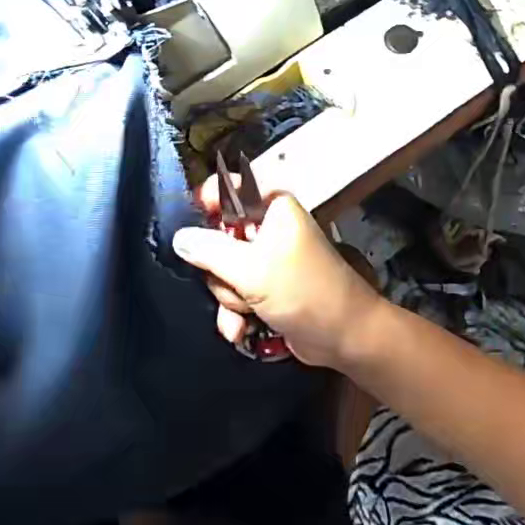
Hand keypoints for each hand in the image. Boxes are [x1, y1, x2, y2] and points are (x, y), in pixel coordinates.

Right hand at [172, 177, 385, 368]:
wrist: (344, 336)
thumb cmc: (303, 291)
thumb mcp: (252, 270)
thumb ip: (211, 251)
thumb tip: (180, 238)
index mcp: (272, 207)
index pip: (228, 189)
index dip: (207, 207)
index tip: (193, 232)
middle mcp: (268, 228)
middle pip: (219, 238)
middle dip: (221, 272)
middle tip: (238, 284)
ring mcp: (267, 259)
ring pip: (223, 271)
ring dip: (230, 298)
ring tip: (248, 311)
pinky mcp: (266, 288)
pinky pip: (236, 293)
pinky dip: (236, 313)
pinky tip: (241, 331)